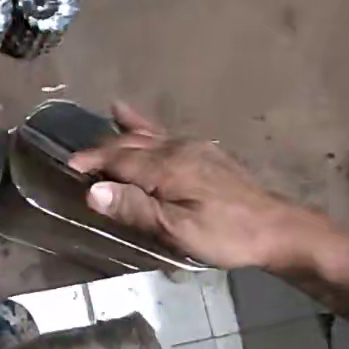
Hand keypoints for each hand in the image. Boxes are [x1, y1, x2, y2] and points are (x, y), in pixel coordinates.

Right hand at [66, 103, 341, 272]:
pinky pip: (168, 136)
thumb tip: (94, 190)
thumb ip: (135, 208)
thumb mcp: (177, 229)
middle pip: (132, 143)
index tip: (69, 165)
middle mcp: (178, 149)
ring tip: (110, 113)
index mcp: (167, 168)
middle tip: (80, 156)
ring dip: (126, 131)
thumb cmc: (226, 235)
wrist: (279, 229)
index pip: (119, 159)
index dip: (93, 162)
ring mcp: (195, 149)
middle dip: (104, 147)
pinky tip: (145, 125)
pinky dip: (149, 128)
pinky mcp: (207, 155)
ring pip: (150, 135)